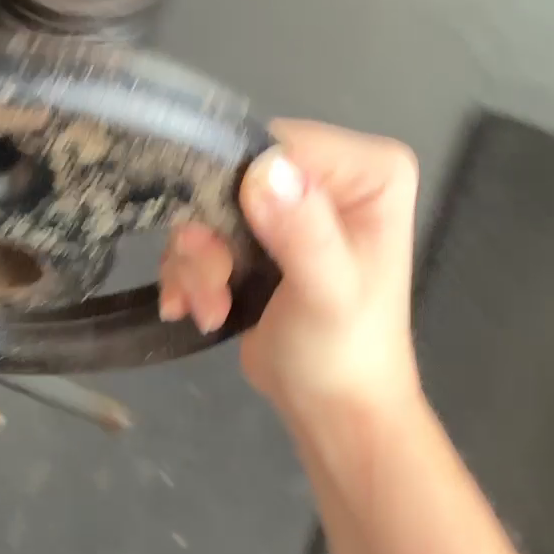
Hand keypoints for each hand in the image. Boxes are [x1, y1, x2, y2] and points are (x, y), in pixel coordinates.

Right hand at [158, 119, 421, 425]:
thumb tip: (264, 171)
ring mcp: (284, 211)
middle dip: (208, 243)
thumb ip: (302, 232)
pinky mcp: (252, 241)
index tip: (223, 249)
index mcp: (367, 174)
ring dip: (194, 269)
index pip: (279, 147)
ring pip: (202, 215)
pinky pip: (193, 241)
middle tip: (213, 289)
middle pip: (230, 180)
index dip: (237, 191)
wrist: (328, 406)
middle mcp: (327, 180)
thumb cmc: (341, 353)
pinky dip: (186, 279)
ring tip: (211, 311)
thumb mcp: (326, 292)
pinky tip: (197, 311)